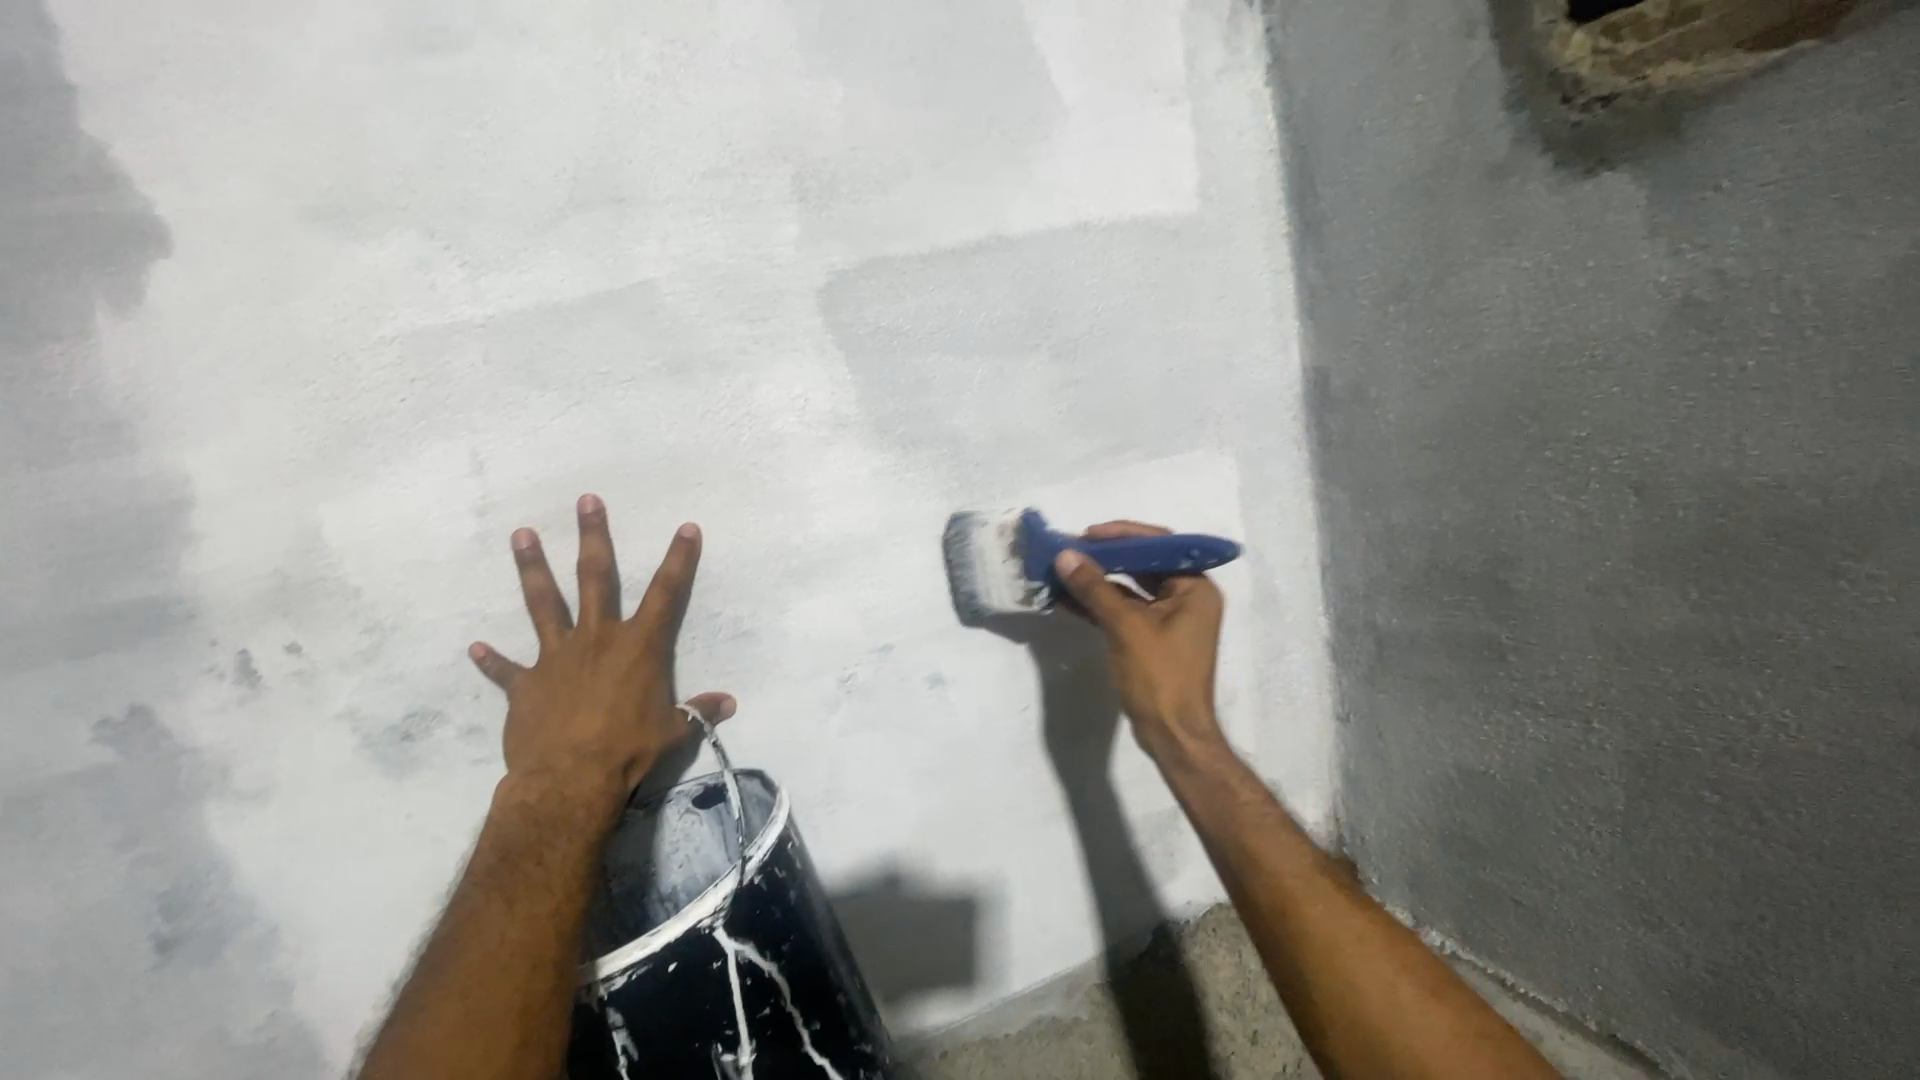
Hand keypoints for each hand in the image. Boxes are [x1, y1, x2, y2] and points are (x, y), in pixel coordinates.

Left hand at [468, 495, 734, 806]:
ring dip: (533, 568)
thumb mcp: (675, 732)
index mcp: (639, 646)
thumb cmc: (630, 750)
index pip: (666, 593)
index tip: (686, 527)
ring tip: (522, 534)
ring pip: (543, 603)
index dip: (679, 559)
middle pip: (596, 577)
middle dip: (593, 537)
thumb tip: (728, 704)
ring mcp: (556, 658)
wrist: (569, 780)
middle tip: (586, 501)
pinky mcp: (526, 685)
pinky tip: (476, 647)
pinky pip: (506, 670)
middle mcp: (597, 639)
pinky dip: (492, 661)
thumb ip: (698, 712)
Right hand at [1052, 520, 1229, 761]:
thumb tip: (1065, 555)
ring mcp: (1170, 619)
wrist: (1172, 733)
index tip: (1087, 533)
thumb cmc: (1160, 676)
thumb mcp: (1126, 626)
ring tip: (1063, 569)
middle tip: (1070, 549)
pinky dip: (1099, 604)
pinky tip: (1067, 598)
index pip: (1160, 545)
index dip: (1122, 535)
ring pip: (1130, 588)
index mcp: (1195, 587)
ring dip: (1098, 580)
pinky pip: (1124, 610)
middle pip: (1144, 564)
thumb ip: (1095, 587)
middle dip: (1106, 557)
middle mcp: (1187, 597)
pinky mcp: (1152, 638)